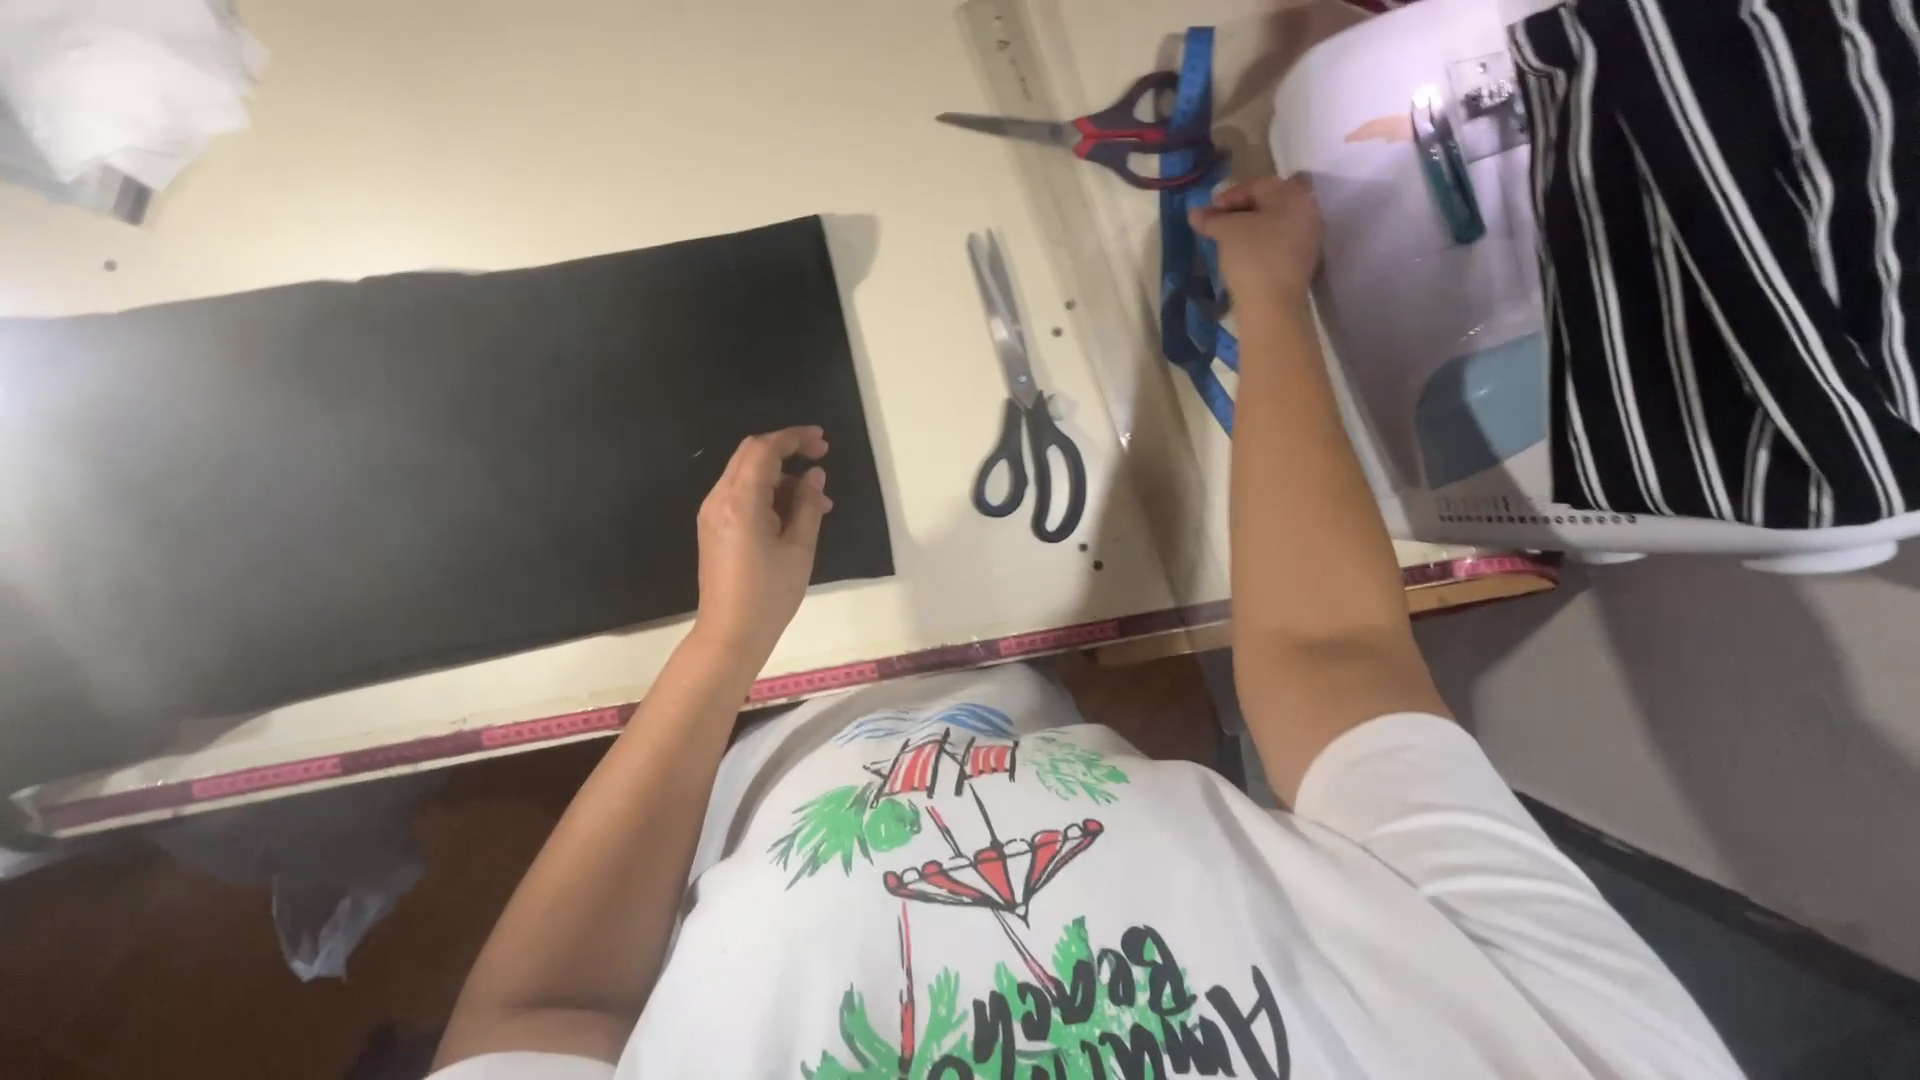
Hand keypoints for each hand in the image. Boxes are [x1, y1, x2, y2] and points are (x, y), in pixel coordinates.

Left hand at [691, 426, 833, 663]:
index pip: (764, 450)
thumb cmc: (770, 595)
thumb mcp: (799, 549)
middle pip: (750, 454)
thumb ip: (808, 506)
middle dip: (786, 448)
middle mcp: (719, 499)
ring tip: (816, 501)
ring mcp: (712, 513)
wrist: (730, 634)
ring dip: (780, 476)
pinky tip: (793, 513)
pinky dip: (767, 492)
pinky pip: (740, 494)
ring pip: (745, 474)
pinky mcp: (713, 527)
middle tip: (820, 455)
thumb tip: (814, 476)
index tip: (823, 441)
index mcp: (740, 502)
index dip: (794, 438)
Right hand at [1189, 174, 1322, 307]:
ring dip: (1252, 226)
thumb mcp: (1227, 232)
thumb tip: (1195, 213)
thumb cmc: (1253, 257)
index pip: (1259, 184)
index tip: (1210, 210)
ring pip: (1276, 221)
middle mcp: (1308, 211)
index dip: (1231, 194)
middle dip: (1244, 208)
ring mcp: (1308, 237)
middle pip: (1272, 200)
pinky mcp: (1302, 260)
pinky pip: (1279, 240)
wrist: (1273, 304)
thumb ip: (1212, 219)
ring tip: (1229, 238)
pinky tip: (1244, 253)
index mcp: (1294, 195)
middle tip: (1220, 221)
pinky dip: (1261, 241)